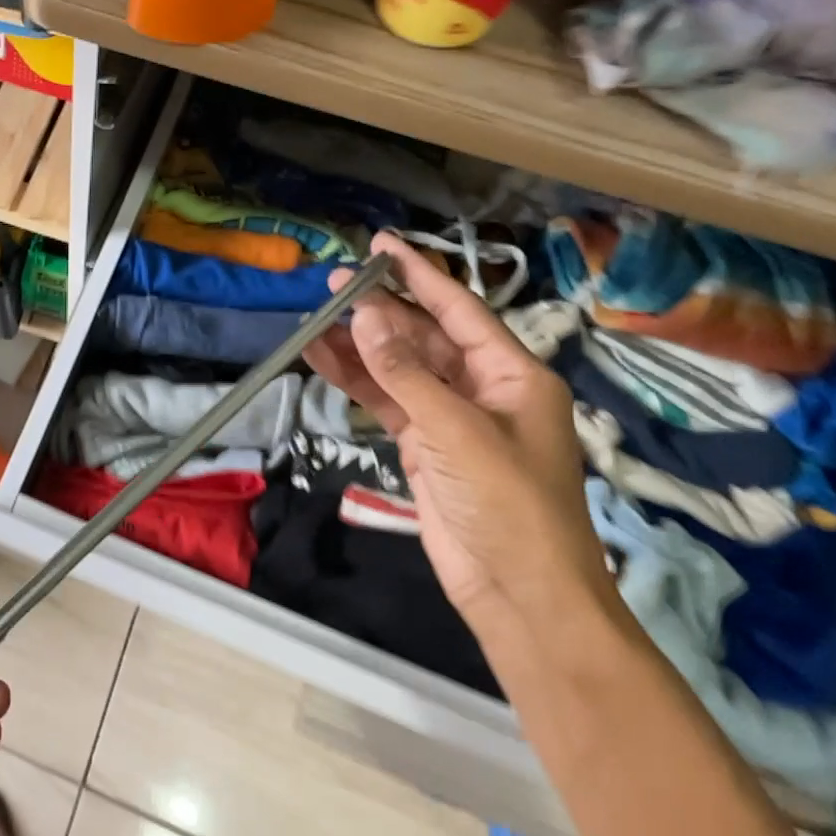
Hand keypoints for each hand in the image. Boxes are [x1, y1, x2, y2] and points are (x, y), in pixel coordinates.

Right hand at [304, 233, 609, 628]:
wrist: (519, 590)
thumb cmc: (508, 503)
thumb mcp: (457, 431)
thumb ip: (406, 373)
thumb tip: (365, 315)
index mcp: (513, 374)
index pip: (460, 310)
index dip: (420, 275)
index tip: (381, 245)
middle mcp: (483, 388)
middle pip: (425, 336)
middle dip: (381, 310)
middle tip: (334, 284)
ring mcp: (450, 419)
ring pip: (399, 368)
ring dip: (361, 345)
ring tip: (317, 320)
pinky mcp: (424, 448)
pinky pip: (387, 402)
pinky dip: (357, 382)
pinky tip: (324, 361)